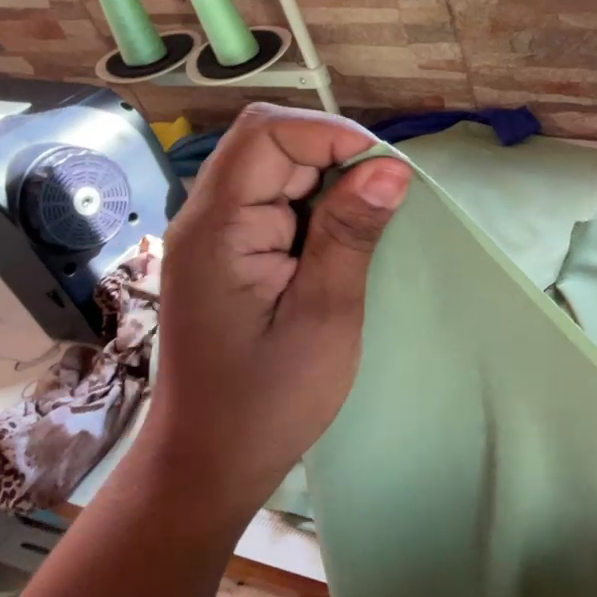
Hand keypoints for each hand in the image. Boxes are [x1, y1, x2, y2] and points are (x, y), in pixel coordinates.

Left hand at [143, 104, 410, 529]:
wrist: (209, 463)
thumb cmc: (268, 401)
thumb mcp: (324, 315)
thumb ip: (350, 234)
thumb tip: (391, 167)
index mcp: (218, 226)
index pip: (268, 133)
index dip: (333, 136)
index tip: (389, 177)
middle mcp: (206, 218)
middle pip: (269, 145)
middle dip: (335, 160)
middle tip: (385, 207)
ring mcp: (213, 237)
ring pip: (275, 173)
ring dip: (329, 187)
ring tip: (367, 233)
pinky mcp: (227, 257)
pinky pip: (273, 206)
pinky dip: (316, 213)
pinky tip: (340, 249)